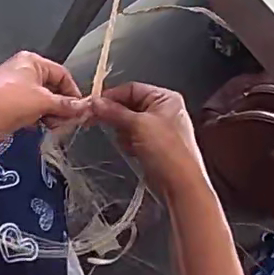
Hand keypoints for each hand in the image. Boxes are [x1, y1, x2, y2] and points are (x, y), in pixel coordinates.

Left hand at [0, 52, 88, 146]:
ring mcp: (12, 85)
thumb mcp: (43, 102)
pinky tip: (36, 126)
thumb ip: (66, 105)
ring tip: (50, 126)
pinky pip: (28, 107)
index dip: (73, 93)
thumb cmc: (8, 104)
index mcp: (32, 61)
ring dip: (49, 113)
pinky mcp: (6, 101)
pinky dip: (36, 116)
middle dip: (61, 105)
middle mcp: (22, 69)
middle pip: (52, 87)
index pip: (63, 74)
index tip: (79, 110)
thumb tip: (84, 108)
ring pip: (41, 99)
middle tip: (65, 121)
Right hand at [92, 82, 209, 196]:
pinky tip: (132, 151)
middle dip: (116, 116)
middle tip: (97, 120)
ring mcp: (157, 129)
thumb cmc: (168, 152)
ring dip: (122, 132)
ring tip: (127, 142)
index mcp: (165, 99)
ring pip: (128, 123)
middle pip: (128, 105)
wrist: (180, 186)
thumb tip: (96, 102)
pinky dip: (127, 143)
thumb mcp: (139, 126)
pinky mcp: (152, 146)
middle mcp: (163, 111)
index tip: (93, 104)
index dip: (112, 96)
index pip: (132, 89)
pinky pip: (132, 138)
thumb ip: (115, 112)